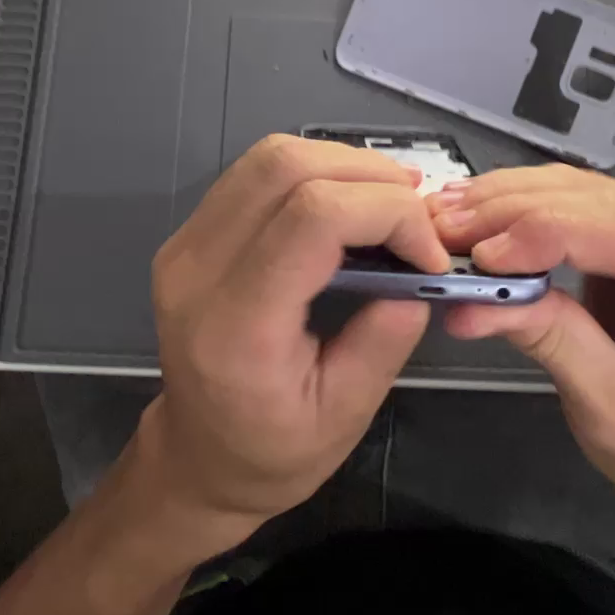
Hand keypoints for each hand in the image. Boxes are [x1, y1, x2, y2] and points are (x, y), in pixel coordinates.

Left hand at [138, 135, 446, 535]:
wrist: (196, 456)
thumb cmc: (271, 451)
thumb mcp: (345, 416)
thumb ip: (384, 340)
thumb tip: (419, 273)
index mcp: (236, 324)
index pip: (312, 217)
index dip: (386, 214)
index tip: (427, 255)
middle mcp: (198, 268)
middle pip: (285, 168)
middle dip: (368, 174)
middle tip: (416, 210)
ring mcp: (187, 243)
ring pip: (268, 157)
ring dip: (341, 163)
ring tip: (390, 198)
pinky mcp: (191, 234)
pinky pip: (255, 174)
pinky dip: (313, 170)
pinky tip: (349, 198)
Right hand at [428, 165, 614, 541]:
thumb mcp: (613, 413)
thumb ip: (553, 342)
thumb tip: (468, 301)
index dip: (559, 231)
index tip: (485, 252)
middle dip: (524, 213)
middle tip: (446, 227)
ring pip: (600, 194)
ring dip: (518, 201)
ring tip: (451, 215)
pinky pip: (595, 203)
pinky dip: (533, 206)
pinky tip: (484, 208)